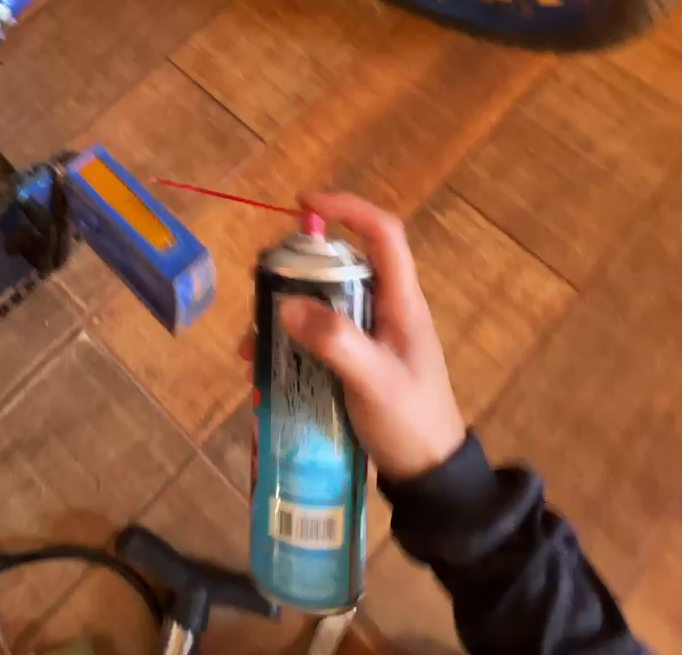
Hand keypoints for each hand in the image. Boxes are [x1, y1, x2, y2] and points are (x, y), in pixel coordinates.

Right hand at [244, 192, 466, 480]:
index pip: (382, 234)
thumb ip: (334, 341)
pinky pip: (312, 334)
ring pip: (319, 300)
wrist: (429, 479)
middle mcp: (382, 308)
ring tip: (251, 338)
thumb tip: (286, 304)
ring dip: (283, 311)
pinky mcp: (351, 358)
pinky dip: (284, 342)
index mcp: (400, 301)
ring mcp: (366, 334)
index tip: (305, 203)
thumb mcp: (374, 381)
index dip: (347, 208)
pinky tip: (260, 365)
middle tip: (260, 280)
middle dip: (296, 267)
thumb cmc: (411, 422)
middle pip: (338, 264)